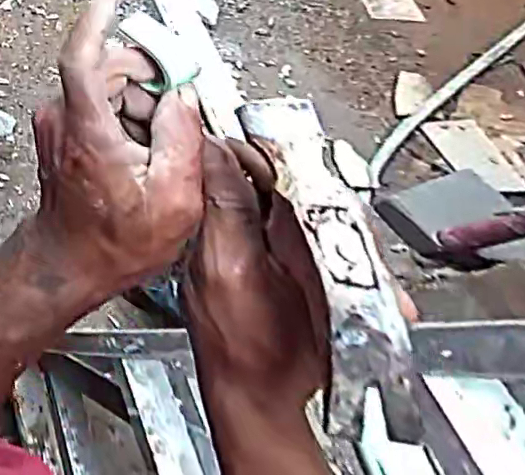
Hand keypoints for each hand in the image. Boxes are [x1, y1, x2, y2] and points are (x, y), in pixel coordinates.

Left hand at [29, 0, 203, 296]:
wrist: (73, 256)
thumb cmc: (116, 237)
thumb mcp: (173, 197)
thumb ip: (182, 137)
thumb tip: (183, 97)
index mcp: (86, 128)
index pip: (80, 57)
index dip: (94, 20)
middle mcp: (61, 117)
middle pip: (103, 69)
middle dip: (144, 78)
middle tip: (176, 104)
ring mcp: (56, 121)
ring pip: (102, 85)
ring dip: (137, 101)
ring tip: (157, 145)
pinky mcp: (59, 128)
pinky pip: (96, 102)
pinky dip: (124, 113)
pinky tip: (141, 147)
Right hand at [183, 139, 329, 412]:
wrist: (254, 390)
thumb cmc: (244, 345)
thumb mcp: (223, 265)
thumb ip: (223, 205)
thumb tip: (213, 150)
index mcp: (318, 241)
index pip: (286, 166)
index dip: (243, 145)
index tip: (208, 135)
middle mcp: (325, 242)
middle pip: (283, 173)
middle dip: (240, 156)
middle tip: (198, 147)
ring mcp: (310, 250)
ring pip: (276, 189)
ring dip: (239, 174)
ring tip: (204, 165)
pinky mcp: (292, 257)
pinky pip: (268, 209)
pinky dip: (241, 195)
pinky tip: (217, 194)